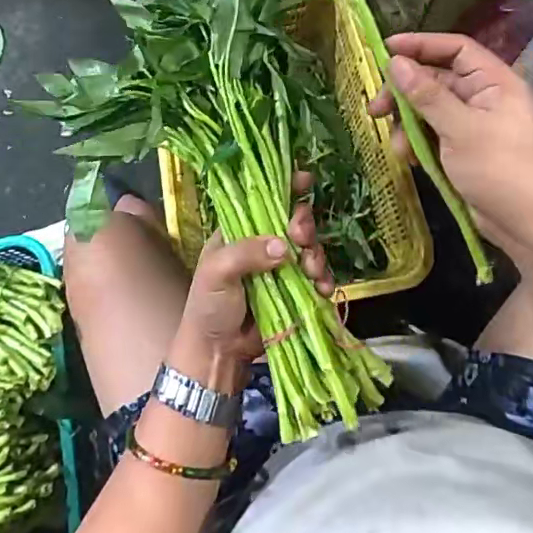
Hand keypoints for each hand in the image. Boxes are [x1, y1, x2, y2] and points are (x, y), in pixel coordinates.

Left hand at [168, 171, 333, 389]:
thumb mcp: (217, 272)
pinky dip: (324, 281)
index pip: (263, 200)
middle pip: (293, 222)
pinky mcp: (295, 292)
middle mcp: (263, 244)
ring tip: (311, 271)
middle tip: (301, 238)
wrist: (217, 352)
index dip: (285, 187)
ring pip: (309, 249)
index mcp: (240, 231)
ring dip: (316, 255)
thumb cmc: (208, 305)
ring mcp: (281, 269)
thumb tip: (283, 245)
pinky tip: (323, 289)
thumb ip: (247, 253)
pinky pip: (317, 279)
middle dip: (304, 225)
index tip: (304, 180)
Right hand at [367, 32, 532, 251]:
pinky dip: (417, 142)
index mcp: (495, 83)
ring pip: (429, 109)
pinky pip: (433, 133)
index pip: (455, 49)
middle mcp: (485, 97)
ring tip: (396, 145)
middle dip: (404, 92)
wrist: (531, 227)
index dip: (420, 45)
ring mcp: (475, 124)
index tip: (384, 49)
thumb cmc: (502, 170)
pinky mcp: (465, 148)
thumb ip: (426, 95)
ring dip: (407, 122)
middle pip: (436, 79)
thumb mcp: (460, 129)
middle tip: (376, 108)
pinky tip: (408, 158)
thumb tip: (394, 62)